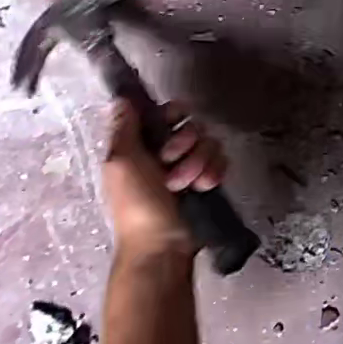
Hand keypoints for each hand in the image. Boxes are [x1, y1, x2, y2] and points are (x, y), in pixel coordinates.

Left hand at [101, 101, 228, 259]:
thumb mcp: (122, 163)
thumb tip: (120, 97)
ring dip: (198, 163)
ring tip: (186, 185)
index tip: (174, 121)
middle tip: (171, 165)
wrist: (162, 246)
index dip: (174, 113)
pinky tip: (204, 187)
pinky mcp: (209, 180)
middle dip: (185, 145)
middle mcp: (168, 151)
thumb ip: (124, 129)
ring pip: (210, 143)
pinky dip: (214, 173)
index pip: (168, 111)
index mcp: (143, 144)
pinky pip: (222, 161)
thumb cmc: (137, 205)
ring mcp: (191, 166)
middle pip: (193, 125)